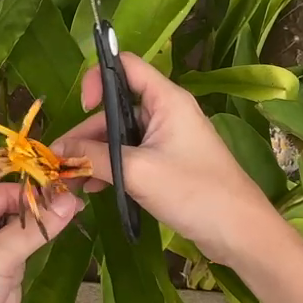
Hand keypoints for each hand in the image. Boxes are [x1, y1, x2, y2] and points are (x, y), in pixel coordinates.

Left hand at [0, 183, 81, 302]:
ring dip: (11, 276)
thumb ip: (35, 230)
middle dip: (17, 251)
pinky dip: (5, 293)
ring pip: (12, 255)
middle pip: (10, 225)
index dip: (34, 201)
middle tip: (10, 264)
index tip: (71, 204)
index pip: (3, 193)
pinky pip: (6, 279)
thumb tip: (70, 199)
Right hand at [50, 52, 288, 265]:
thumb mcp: (137, 173)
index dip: (99, 78)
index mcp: (166, 100)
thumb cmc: (195, 193)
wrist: (243, 237)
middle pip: (115, 107)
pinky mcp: (165, 163)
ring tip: (69, 178)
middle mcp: (165, 112)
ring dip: (93, 153)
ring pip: (119, 135)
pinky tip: (90, 186)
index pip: (125, 65)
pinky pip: (128, 155)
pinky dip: (108, 167)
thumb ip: (94, 157)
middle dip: (86, 131)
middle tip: (60, 157)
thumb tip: (58, 151)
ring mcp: (165, 139)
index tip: (84, 107)